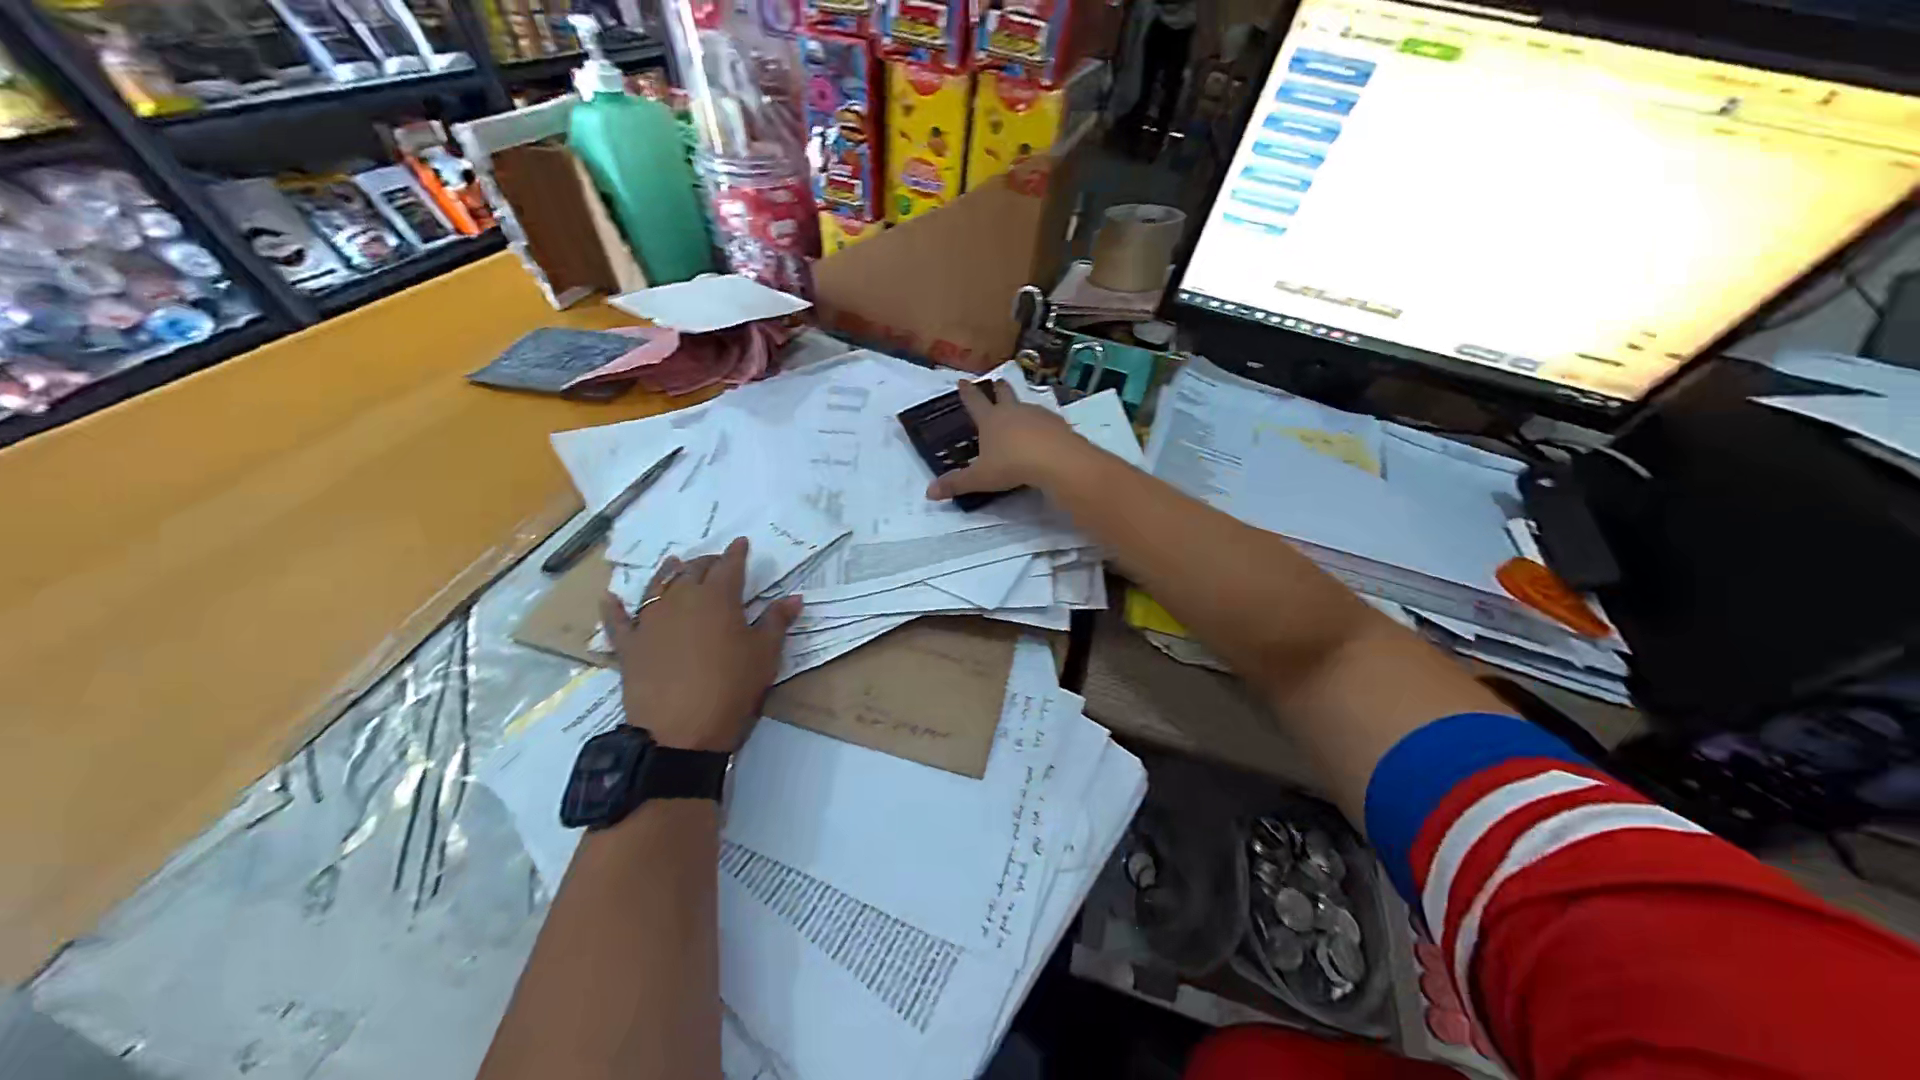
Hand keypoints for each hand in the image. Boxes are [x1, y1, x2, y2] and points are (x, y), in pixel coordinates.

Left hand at [599, 537, 803, 752]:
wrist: (679, 730)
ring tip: (674, 563)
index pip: (729, 566)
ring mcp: (650, 620)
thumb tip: (793, 597)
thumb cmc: (731, 687)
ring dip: (668, 572)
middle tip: (716, 562)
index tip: (741, 543)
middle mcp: (681, 599)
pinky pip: (618, 621)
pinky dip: (613, 608)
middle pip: (693, 570)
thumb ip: (776, 621)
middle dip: (707, 562)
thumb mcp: (764, 654)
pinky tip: (609, 598)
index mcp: (718, 597)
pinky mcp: (629, 645)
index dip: (737, 553)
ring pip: (658, 585)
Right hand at [923, 379, 1084, 500]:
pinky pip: (1047, 422)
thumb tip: (929, 492)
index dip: (967, 392)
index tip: (963, 381)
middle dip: (999, 388)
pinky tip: (1044, 435)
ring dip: (1022, 408)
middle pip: (1004, 394)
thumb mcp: (980, 478)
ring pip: (1027, 406)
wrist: (1056, 461)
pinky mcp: (1058, 425)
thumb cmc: (1011, 465)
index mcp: (990, 420)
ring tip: (1021, 414)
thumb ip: (956, 484)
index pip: (974, 402)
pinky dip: (1042, 425)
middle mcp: (1013, 411)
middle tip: (997, 383)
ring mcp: (1038, 415)